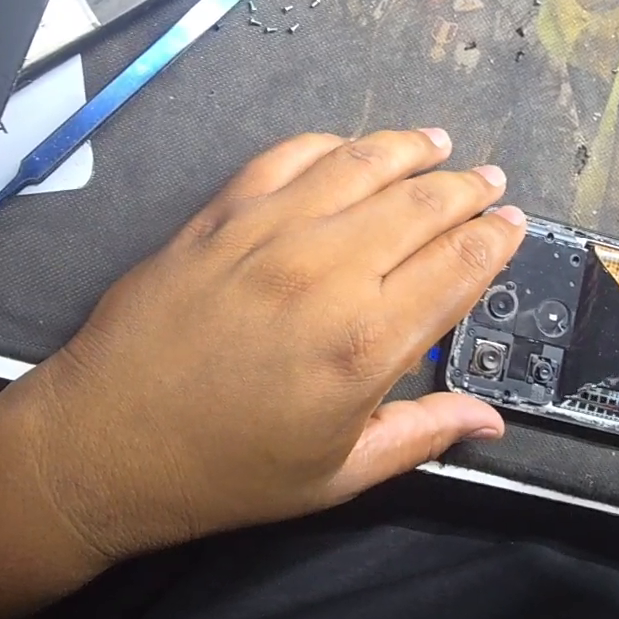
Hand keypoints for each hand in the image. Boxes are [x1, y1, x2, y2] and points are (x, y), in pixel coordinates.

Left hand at [0, 129, 524, 564]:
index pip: (457, 267)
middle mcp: (327, 273)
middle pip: (421, 205)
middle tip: (488, 179)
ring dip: (409, 147)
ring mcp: (269, 232)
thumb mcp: (335, 476)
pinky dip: (329, 144)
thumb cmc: (225, 471)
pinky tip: (349, 147)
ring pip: (362, 165)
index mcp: (366, 345)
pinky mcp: (221, 213)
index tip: (513, 223)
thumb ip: (421, 436)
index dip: (495, 239)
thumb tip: (491, 421)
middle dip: (467, 187)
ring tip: (438, 142)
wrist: (106, 439)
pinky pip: (288, 156)